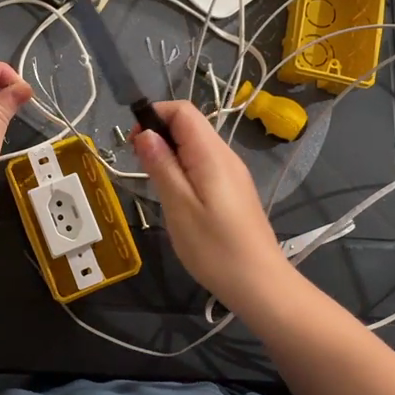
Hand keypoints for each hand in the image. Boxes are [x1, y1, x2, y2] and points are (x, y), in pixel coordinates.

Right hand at [132, 102, 284, 302]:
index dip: (155, 115)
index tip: (134, 143)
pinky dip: (183, 168)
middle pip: (190, 124)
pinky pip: (204, 163)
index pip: (183, 110)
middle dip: (159, 135)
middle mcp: (225, 155)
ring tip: (155, 184)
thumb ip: (161, 166)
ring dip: (170, 153)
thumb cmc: (215, 248)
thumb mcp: (179, 207)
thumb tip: (145, 133)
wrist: (260, 284)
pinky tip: (176, 196)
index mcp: (212, 154)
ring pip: (196, 145)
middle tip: (141, 167)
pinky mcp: (234, 189)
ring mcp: (233, 172)